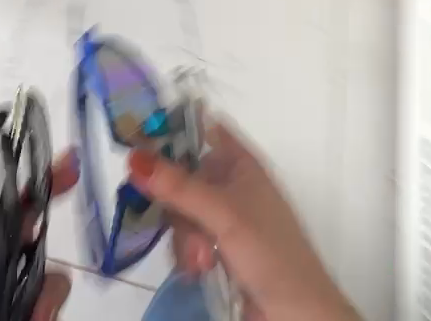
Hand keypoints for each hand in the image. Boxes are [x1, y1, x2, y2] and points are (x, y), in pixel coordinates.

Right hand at [127, 124, 357, 320]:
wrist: (298, 318)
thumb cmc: (270, 253)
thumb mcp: (222, 214)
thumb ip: (177, 186)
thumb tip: (132, 158)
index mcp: (241, 163)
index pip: (203, 129)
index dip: (174, 129)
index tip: (143, 143)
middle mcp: (231, 184)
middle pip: (183, 175)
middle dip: (177, 204)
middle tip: (180, 221)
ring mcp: (224, 218)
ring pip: (180, 209)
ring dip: (184, 237)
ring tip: (201, 260)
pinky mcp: (218, 249)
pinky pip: (185, 238)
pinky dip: (187, 254)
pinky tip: (199, 270)